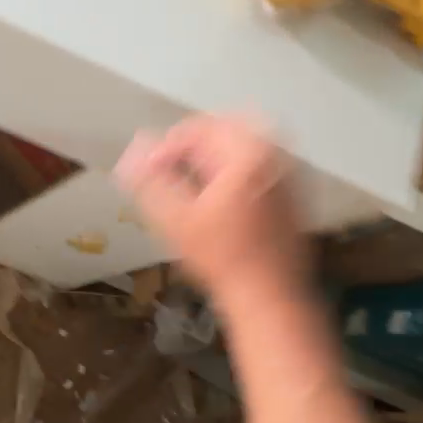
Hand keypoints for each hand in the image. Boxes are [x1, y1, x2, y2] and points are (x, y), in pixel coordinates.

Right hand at [114, 113, 307, 301]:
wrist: (268, 294)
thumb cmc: (220, 257)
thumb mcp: (175, 219)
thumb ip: (149, 181)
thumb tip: (129, 154)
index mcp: (248, 152)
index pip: (197, 129)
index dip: (164, 147)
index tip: (146, 171)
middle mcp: (275, 153)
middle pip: (223, 131)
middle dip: (189, 148)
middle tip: (166, 171)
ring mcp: (288, 173)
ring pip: (242, 147)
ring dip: (210, 159)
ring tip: (186, 186)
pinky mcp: (292, 192)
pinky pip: (258, 165)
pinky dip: (232, 172)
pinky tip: (214, 200)